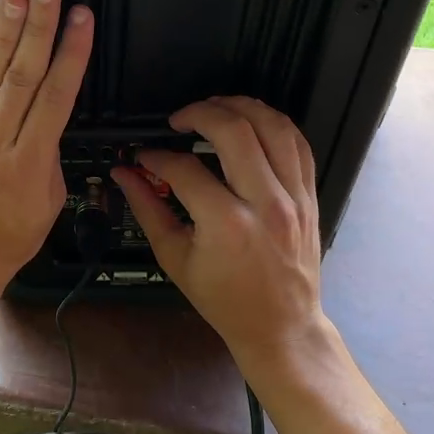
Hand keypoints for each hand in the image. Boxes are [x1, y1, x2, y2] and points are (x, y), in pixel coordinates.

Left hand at [0, 0, 92, 291]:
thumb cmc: (8, 237)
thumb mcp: (50, 202)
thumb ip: (51, 156)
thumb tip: (47, 120)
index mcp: (29, 161)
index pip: (56, 95)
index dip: (71, 52)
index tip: (81, 18)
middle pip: (21, 74)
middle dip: (37, 26)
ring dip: (2, 34)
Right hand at [111, 96, 328, 378]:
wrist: (280, 326)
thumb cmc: (223, 299)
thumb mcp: (175, 259)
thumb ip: (147, 210)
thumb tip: (123, 173)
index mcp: (226, 224)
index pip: (184, 168)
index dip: (157, 156)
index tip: (145, 157)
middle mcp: (265, 203)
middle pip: (234, 130)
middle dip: (200, 112)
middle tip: (179, 119)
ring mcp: (294, 197)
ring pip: (273, 126)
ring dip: (241, 106)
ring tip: (215, 108)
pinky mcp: (310, 196)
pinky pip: (298, 143)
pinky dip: (273, 124)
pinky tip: (251, 123)